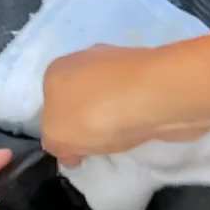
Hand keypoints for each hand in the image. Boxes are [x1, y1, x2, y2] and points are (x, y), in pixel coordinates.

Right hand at [41, 45, 205, 162]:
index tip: (75, 149)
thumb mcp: (58, 138)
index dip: (60, 129)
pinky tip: (143, 126)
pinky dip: (136, 111)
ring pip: (108, 96)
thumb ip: (54, 144)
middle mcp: (83, 59)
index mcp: (55, 71)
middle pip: (79, 98)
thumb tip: (67, 150)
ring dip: (113, 115)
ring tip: (125, 137)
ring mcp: (118, 61)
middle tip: (99, 144)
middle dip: (86, 119)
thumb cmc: (96, 114)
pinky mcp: (150, 71)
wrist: (159, 95)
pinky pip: (135, 97)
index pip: (50, 103)